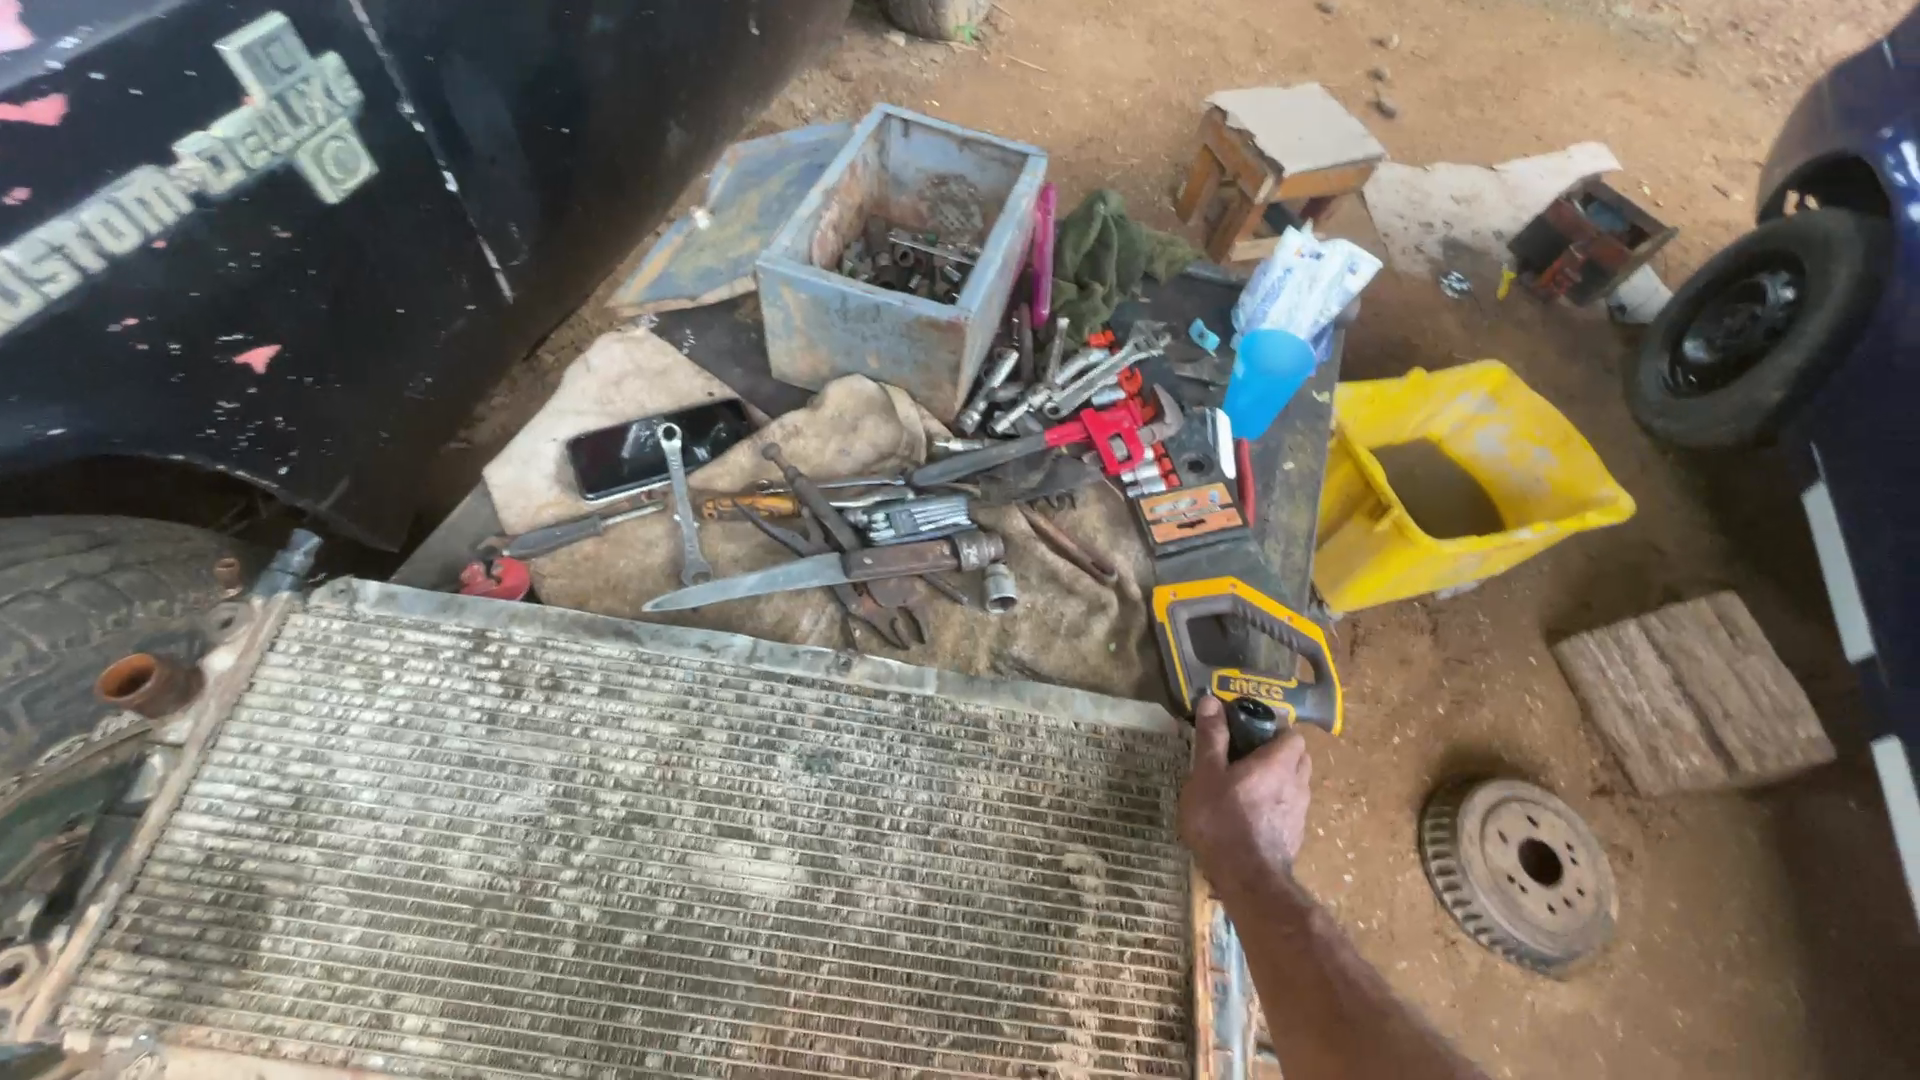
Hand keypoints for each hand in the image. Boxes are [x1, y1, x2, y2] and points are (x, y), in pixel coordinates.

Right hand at [1178, 696, 1313, 895]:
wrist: (1246, 879)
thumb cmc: (1222, 819)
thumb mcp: (1206, 774)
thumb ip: (1212, 738)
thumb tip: (1212, 700)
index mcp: (1279, 763)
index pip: (1294, 735)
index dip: (1275, 730)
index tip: (1249, 733)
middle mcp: (1298, 785)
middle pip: (1299, 759)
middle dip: (1279, 754)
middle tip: (1246, 757)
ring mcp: (1299, 814)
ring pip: (1296, 786)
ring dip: (1278, 781)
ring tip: (1246, 788)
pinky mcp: (1295, 838)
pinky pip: (1289, 811)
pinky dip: (1275, 807)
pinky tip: (1250, 817)